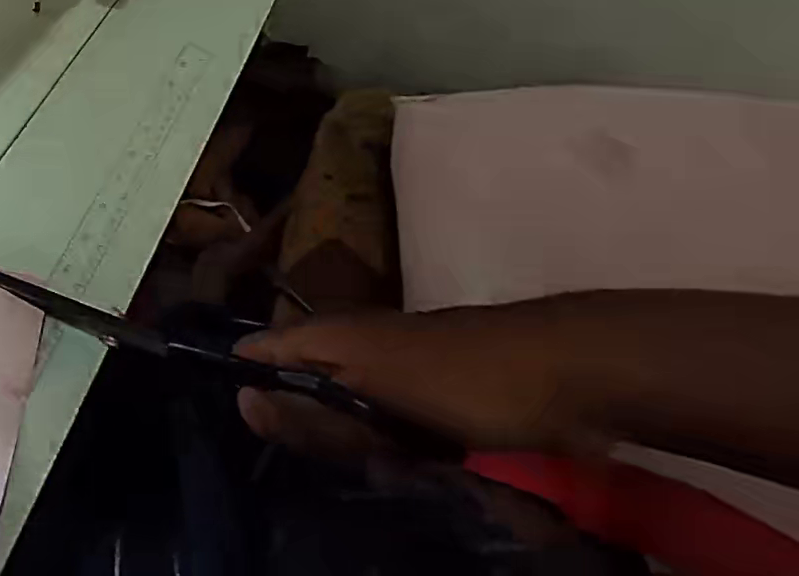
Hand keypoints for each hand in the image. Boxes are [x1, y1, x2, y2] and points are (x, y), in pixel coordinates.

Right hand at [232, 308, 607, 459]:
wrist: (565, 372)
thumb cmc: (455, 380)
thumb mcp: (372, 404)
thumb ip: (307, 411)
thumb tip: (240, 402)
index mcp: (317, 334)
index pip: (254, 353)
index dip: (243, 384)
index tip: (247, 427)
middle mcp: (339, 343)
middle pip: (296, 387)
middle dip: (305, 427)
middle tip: (327, 462)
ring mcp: (381, 365)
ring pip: (340, 409)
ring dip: (352, 443)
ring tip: (378, 470)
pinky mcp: (418, 389)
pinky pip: (381, 419)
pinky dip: (389, 445)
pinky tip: (409, 467)